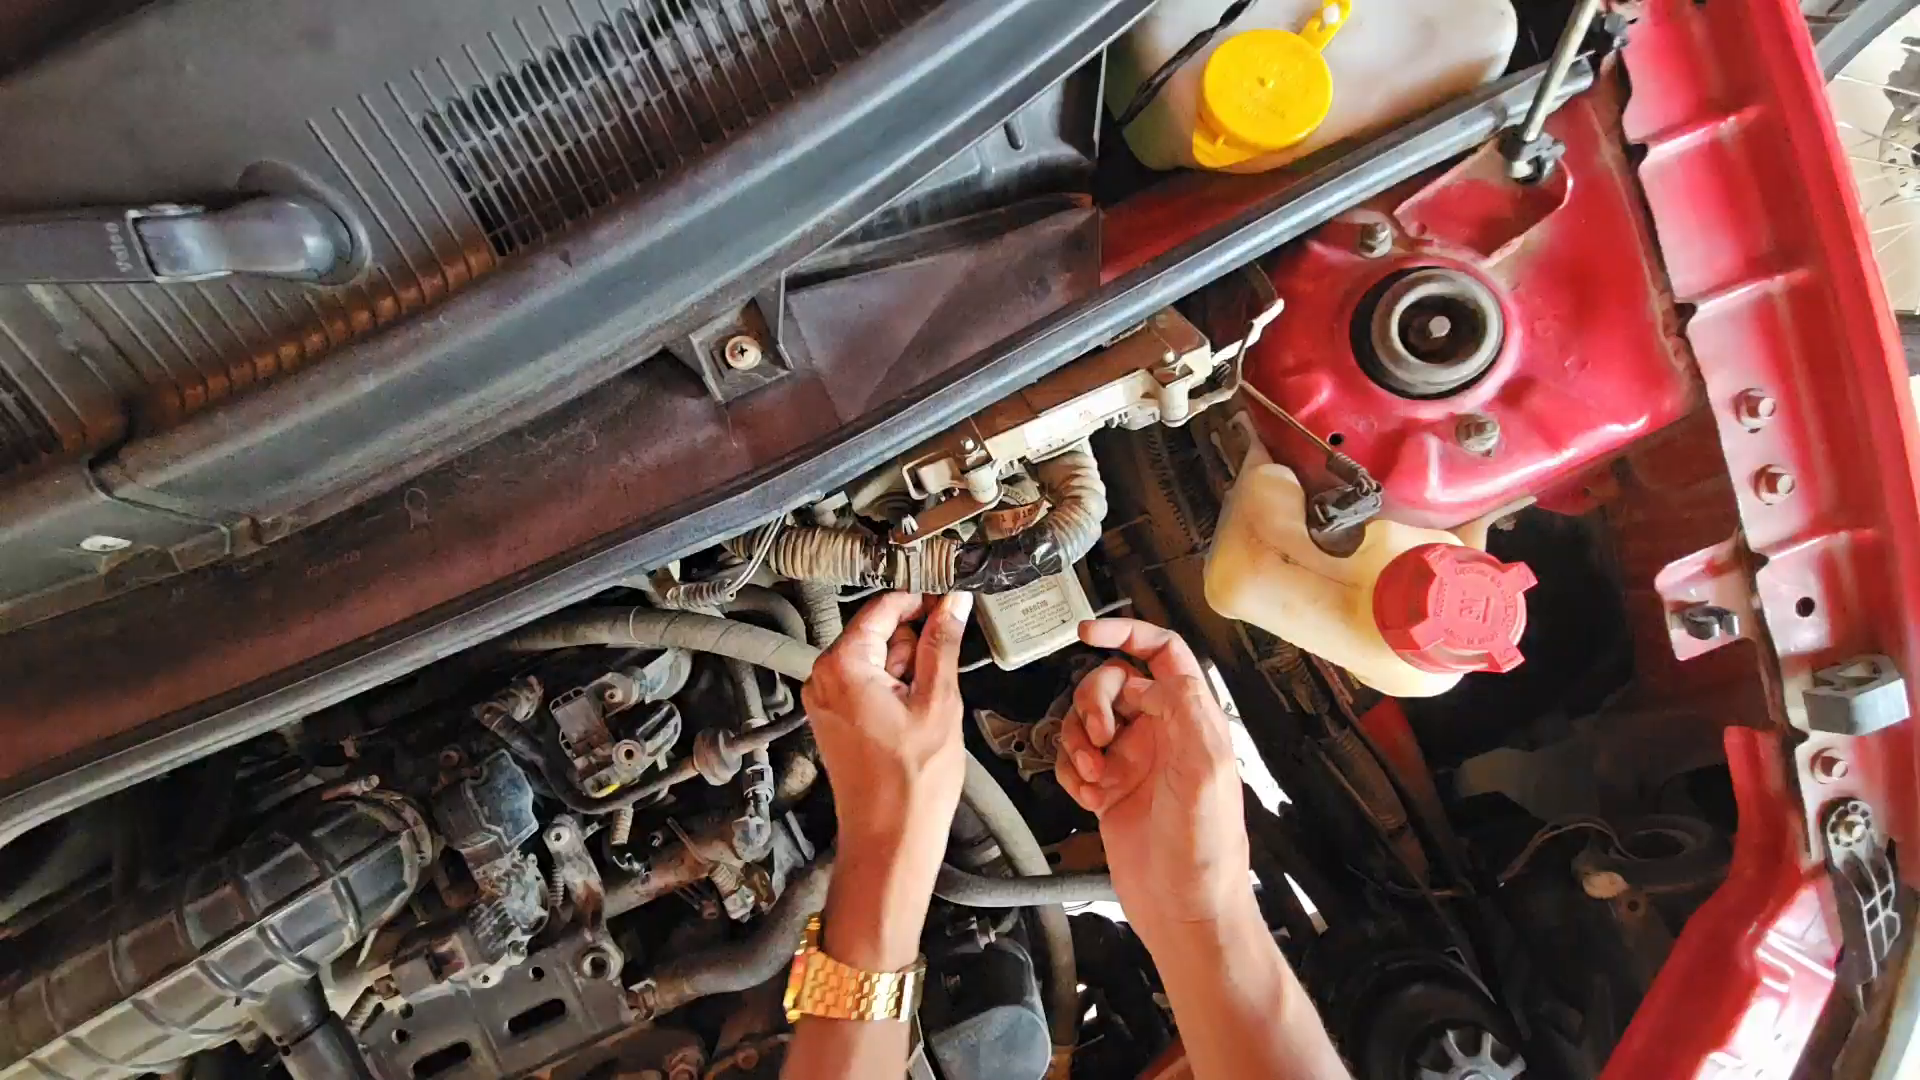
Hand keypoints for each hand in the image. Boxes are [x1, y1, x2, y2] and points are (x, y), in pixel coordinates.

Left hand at [802, 590, 973, 860]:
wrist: (890, 840)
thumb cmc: (910, 784)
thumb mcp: (938, 701)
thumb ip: (943, 643)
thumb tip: (953, 603)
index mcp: (844, 666)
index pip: (883, 607)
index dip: (920, 601)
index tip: (949, 602)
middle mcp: (825, 678)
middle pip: (879, 632)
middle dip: (916, 645)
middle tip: (941, 678)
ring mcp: (828, 699)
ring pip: (878, 659)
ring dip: (909, 671)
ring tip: (928, 708)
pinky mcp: (837, 718)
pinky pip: (869, 684)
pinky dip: (897, 690)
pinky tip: (915, 718)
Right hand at [1055, 618, 1253, 945]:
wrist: (1183, 913)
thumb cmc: (1206, 852)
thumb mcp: (1205, 773)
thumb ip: (1187, 711)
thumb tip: (1165, 670)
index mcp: (1190, 720)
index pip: (1161, 653)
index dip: (1126, 633)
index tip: (1089, 632)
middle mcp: (1160, 733)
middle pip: (1110, 684)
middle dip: (1092, 703)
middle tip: (1098, 738)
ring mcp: (1133, 759)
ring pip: (1085, 718)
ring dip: (1076, 741)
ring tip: (1092, 775)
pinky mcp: (1109, 786)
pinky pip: (1073, 757)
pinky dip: (1071, 771)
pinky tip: (1088, 796)